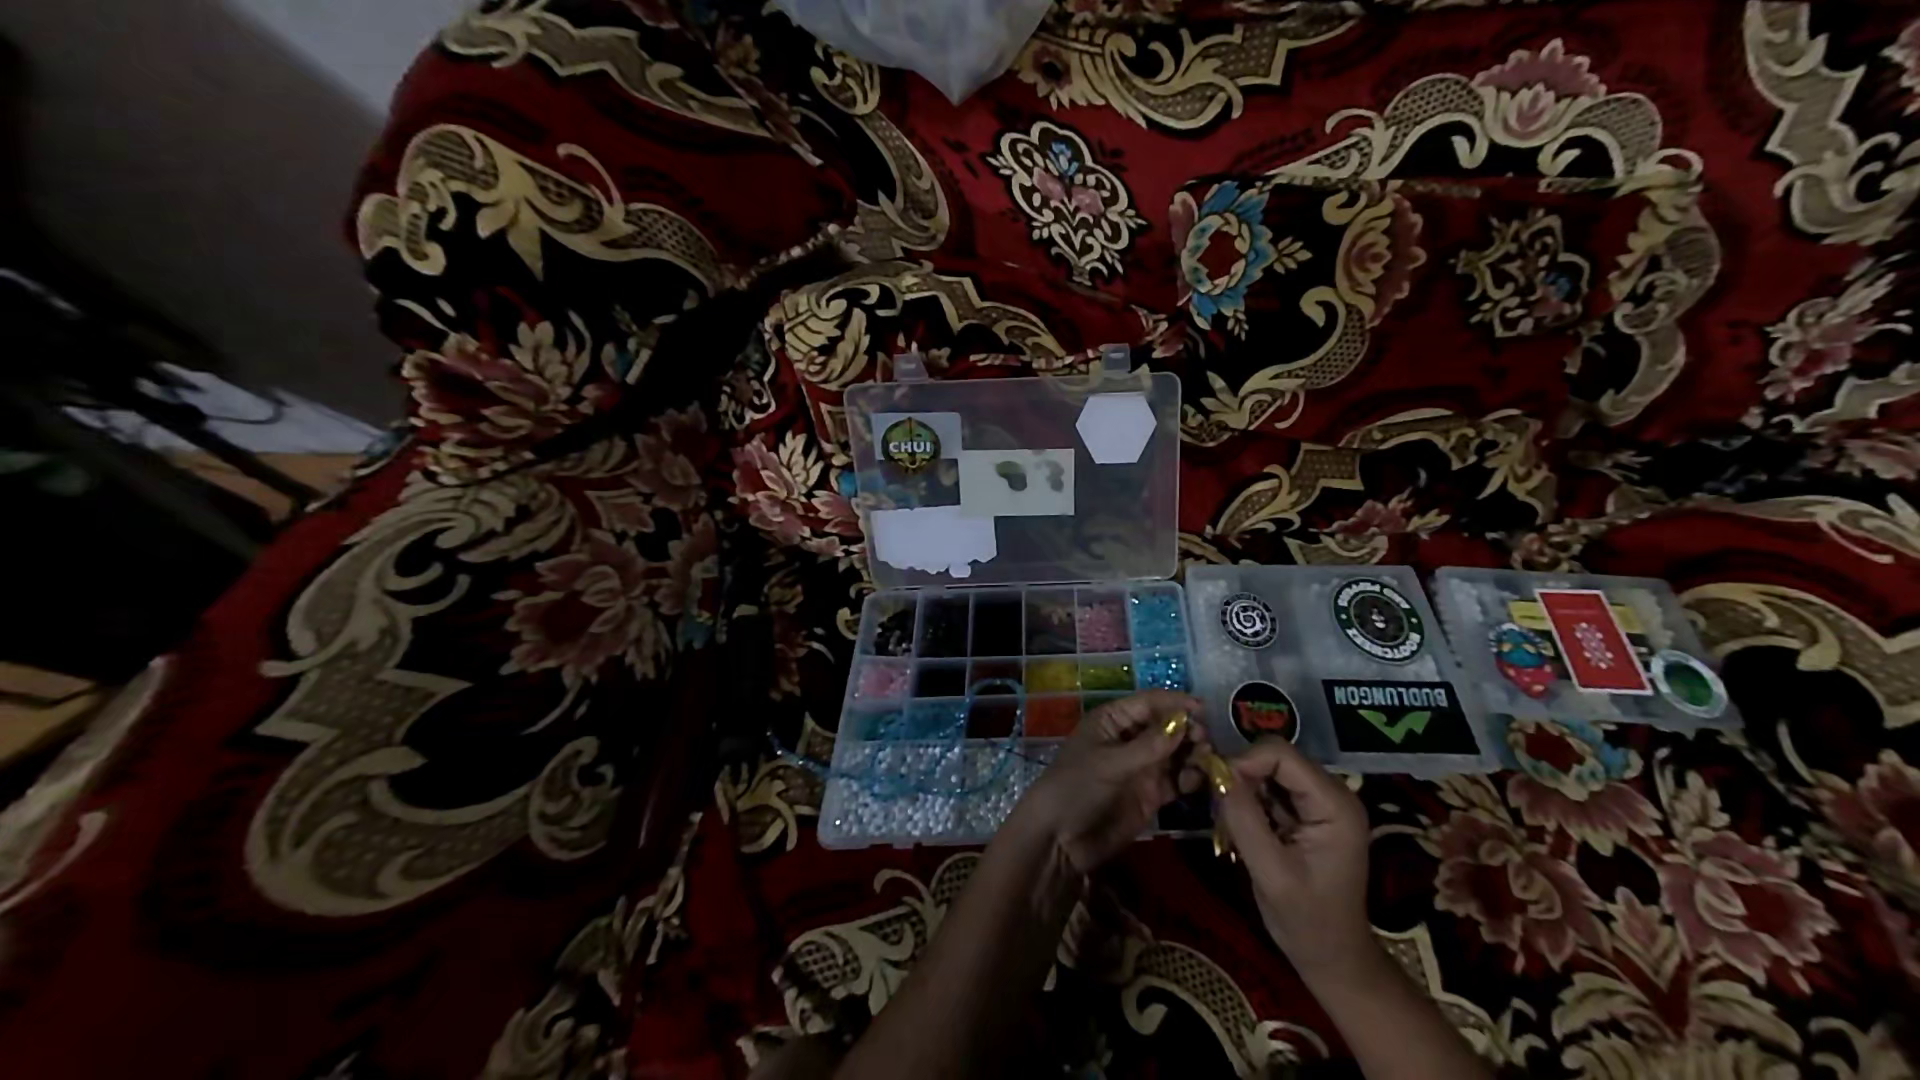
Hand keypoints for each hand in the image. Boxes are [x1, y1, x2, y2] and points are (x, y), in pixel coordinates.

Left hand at [1016, 690, 1208, 875]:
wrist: (1060, 840)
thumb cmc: (1076, 788)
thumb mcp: (1111, 763)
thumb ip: (1149, 745)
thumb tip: (1184, 722)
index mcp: (1112, 720)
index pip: (1149, 703)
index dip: (1175, 703)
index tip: (1203, 710)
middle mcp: (1129, 738)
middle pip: (1167, 726)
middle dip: (1188, 730)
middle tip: (1206, 741)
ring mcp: (1142, 767)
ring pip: (1177, 752)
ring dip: (1194, 754)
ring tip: (1206, 762)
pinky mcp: (1151, 794)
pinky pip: (1178, 779)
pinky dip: (1191, 778)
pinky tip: (1196, 782)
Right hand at [1217, 737, 1372, 973]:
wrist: (1332, 957)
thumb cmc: (1307, 921)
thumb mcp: (1270, 873)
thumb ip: (1244, 819)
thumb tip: (1216, 772)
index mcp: (1334, 805)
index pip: (1280, 754)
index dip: (1243, 762)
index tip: (1216, 789)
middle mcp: (1331, 793)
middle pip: (1272, 757)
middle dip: (1238, 774)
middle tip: (1214, 805)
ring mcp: (1319, 802)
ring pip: (1266, 770)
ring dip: (1239, 788)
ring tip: (1224, 822)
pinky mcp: (1305, 811)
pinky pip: (1268, 788)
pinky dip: (1246, 800)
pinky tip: (1235, 826)